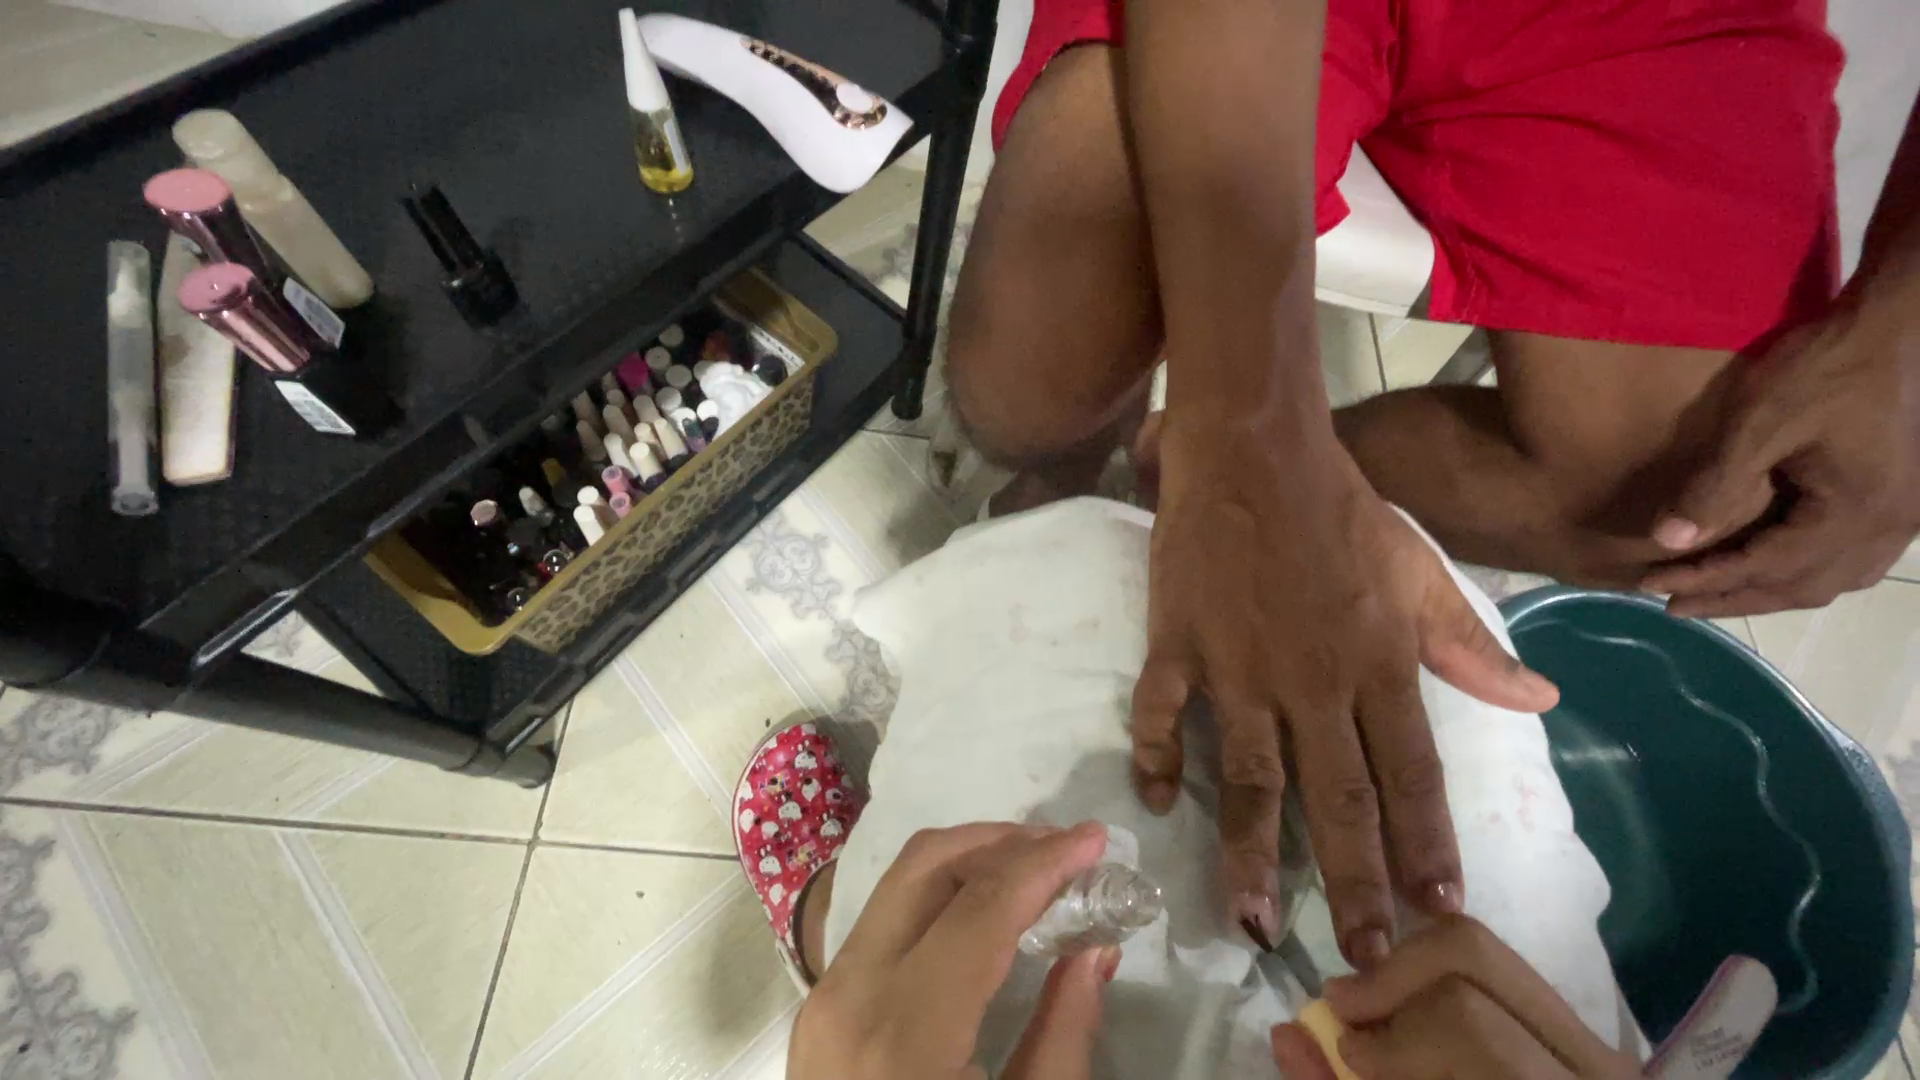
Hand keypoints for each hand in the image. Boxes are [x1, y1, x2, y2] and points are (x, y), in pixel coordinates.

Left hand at [790, 822, 1117, 1079]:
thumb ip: (1062, 1036)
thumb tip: (1096, 951)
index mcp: (903, 1028)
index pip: (982, 905)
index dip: (1045, 862)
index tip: (1095, 837)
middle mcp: (851, 988)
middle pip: (927, 864)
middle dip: (1003, 841)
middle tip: (1064, 849)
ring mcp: (826, 991)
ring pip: (899, 880)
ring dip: (970, 859)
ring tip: (1033, 869)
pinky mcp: (821, 1002)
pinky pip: (884, 917)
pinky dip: (939, 892)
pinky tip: (983, 910)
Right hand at [1132, 416, 1559, 966]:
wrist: (1253, 454)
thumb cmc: (1337, 506)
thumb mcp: (1415, 565)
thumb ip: (1465, 637)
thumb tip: (1535, 697)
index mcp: (1376, 662)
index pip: (1411, 773)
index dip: (1425, 845)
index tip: (1435, 911)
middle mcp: (1311, 681)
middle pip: (1335, 796)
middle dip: (1350, 881)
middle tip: (1358, 955)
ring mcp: (1237, 668)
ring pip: (1247, 776)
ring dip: (1248, 851)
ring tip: (1247, 917)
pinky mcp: (1178, 645)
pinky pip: (1161, 713)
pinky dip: (1155, 757)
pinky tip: (1153, 798)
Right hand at [1271, 915, 1640, 1079]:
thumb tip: (1289, 1034)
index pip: (1467, 1023)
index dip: (1393, 1034)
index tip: (1350, 1056)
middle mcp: (1596, 1069)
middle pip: (1474, 957)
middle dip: (1392, 978)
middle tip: (1348, 1013)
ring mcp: (1599, 1051)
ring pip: (1483, 950)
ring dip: (1407, 973)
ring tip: (1379, 1018)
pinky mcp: (1584, 1041)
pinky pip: (1493, 973)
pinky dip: (1431, 985)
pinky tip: (1416, 1031)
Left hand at [1644, 294, 1919, 616]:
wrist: (1892, 327)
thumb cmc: (1821, 372)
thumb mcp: (1758, 426)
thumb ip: (1715, 486)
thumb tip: (1669, 541)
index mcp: (1856, 511)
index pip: (1766, 567)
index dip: (1705, 581)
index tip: (1649, 586)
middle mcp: (1890, 525)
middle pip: (1803, 586)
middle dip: (1732, 598)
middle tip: (1670, 605)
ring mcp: (1900, 514)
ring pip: (1830, 578)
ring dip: (1766, 591)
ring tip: (1706, 595)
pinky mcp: (1894, 498)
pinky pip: (1847, 557)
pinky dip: (1798, 572)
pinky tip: (1762, 569)